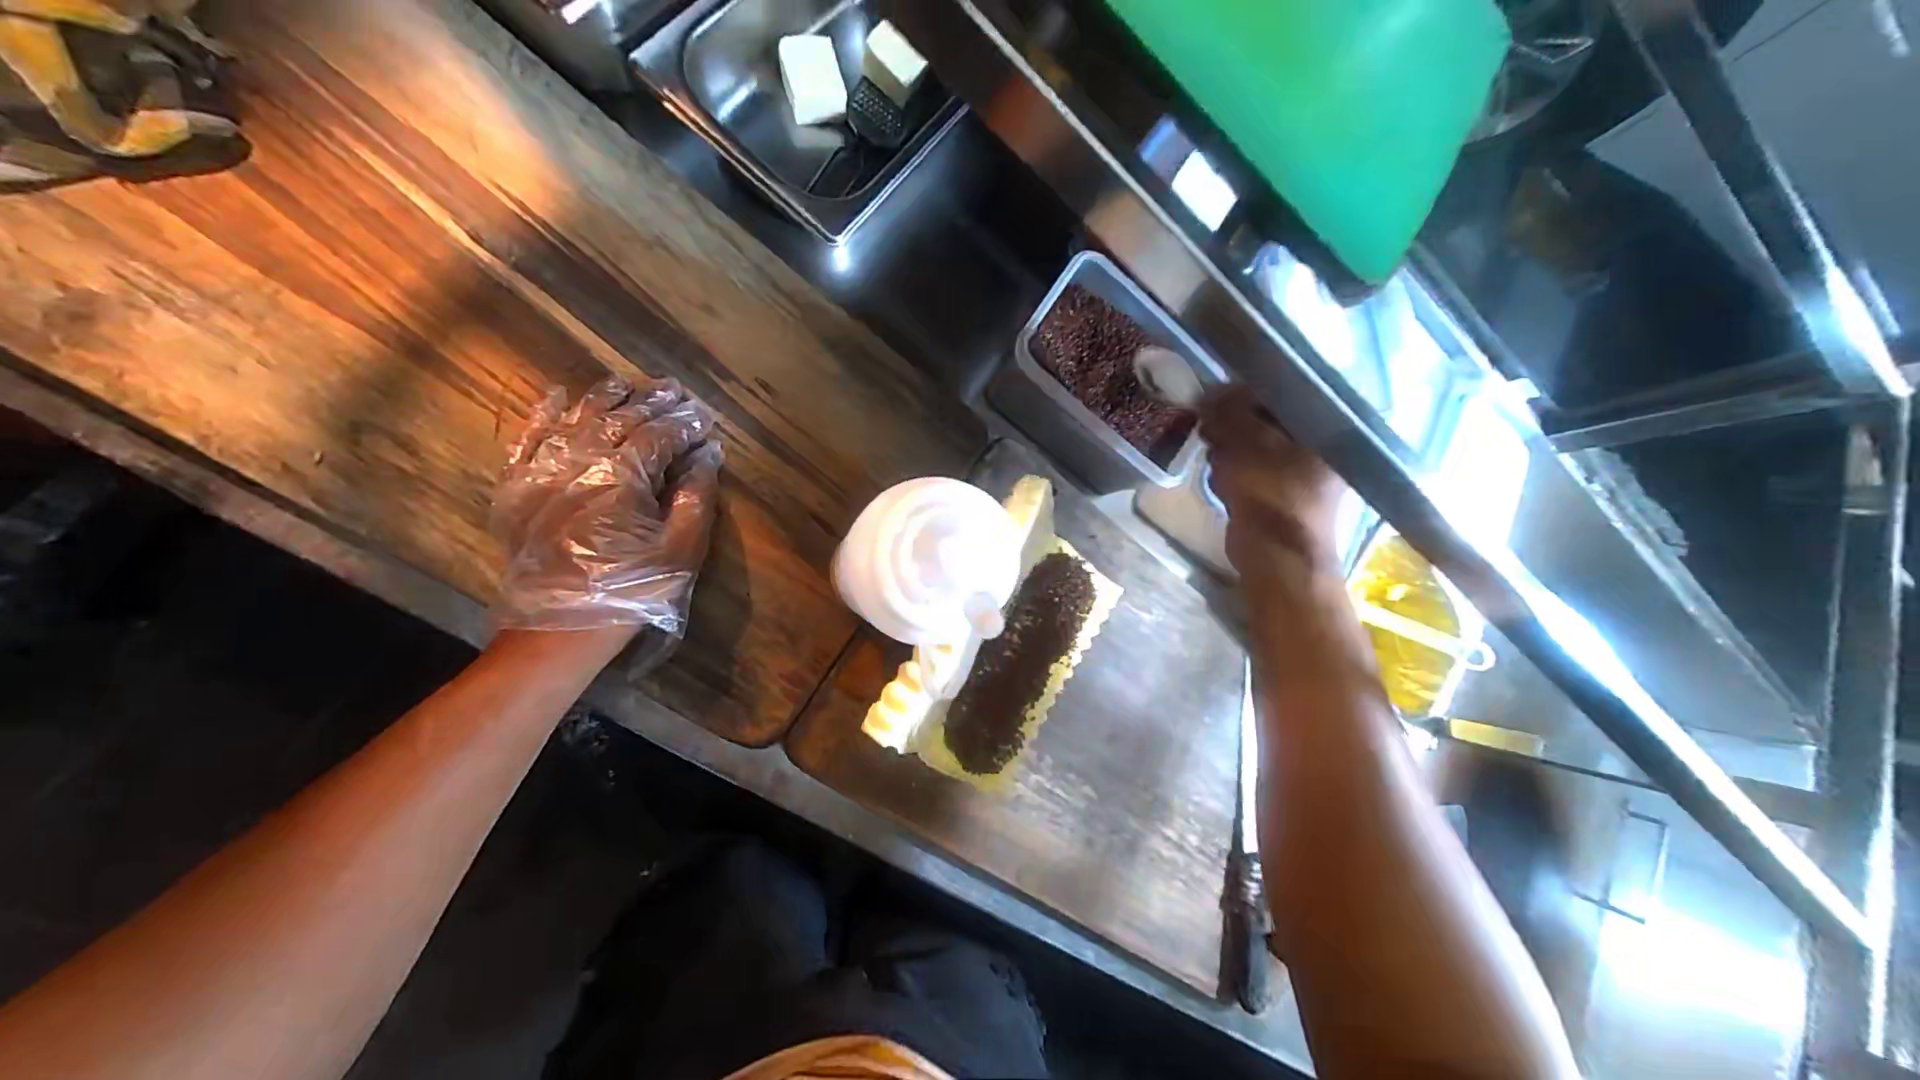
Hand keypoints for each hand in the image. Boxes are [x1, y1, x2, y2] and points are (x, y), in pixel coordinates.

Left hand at [491, 375, 722, 662]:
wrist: (557, 632)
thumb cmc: (630, 593)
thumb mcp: (680, 552)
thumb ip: (695, 498)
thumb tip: (708, 455)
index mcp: (622, 478)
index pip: (659, 435)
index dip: (685, 423)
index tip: (705, 417)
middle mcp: (580, 463)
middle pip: (619, 418)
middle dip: (650, 401)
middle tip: (674, 390)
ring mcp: (543, 472)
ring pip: (575, 418)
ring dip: (604, 397)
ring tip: (626, 383)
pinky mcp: (518, 489)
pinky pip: (528, 440)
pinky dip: (542, 415)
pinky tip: (555, 396)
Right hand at [1201, 386, 1345, 583]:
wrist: (1276, 559)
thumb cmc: (1271, 496)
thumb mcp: (1248, 444)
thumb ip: (1230, 412)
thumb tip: (1210, 391)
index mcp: (1324, 427)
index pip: (1283, 392)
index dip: (1246, 392)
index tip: (1216, 399)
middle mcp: (1318, 444)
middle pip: (1268, 418)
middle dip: (1234, 422)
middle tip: (1211, 429)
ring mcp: (1299, 471)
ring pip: (1255, 443)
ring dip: (1229, 447)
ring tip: (1215, 455)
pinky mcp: (1278, 492)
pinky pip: (1250, 468)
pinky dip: (1232, 470)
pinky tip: (1220, 478)